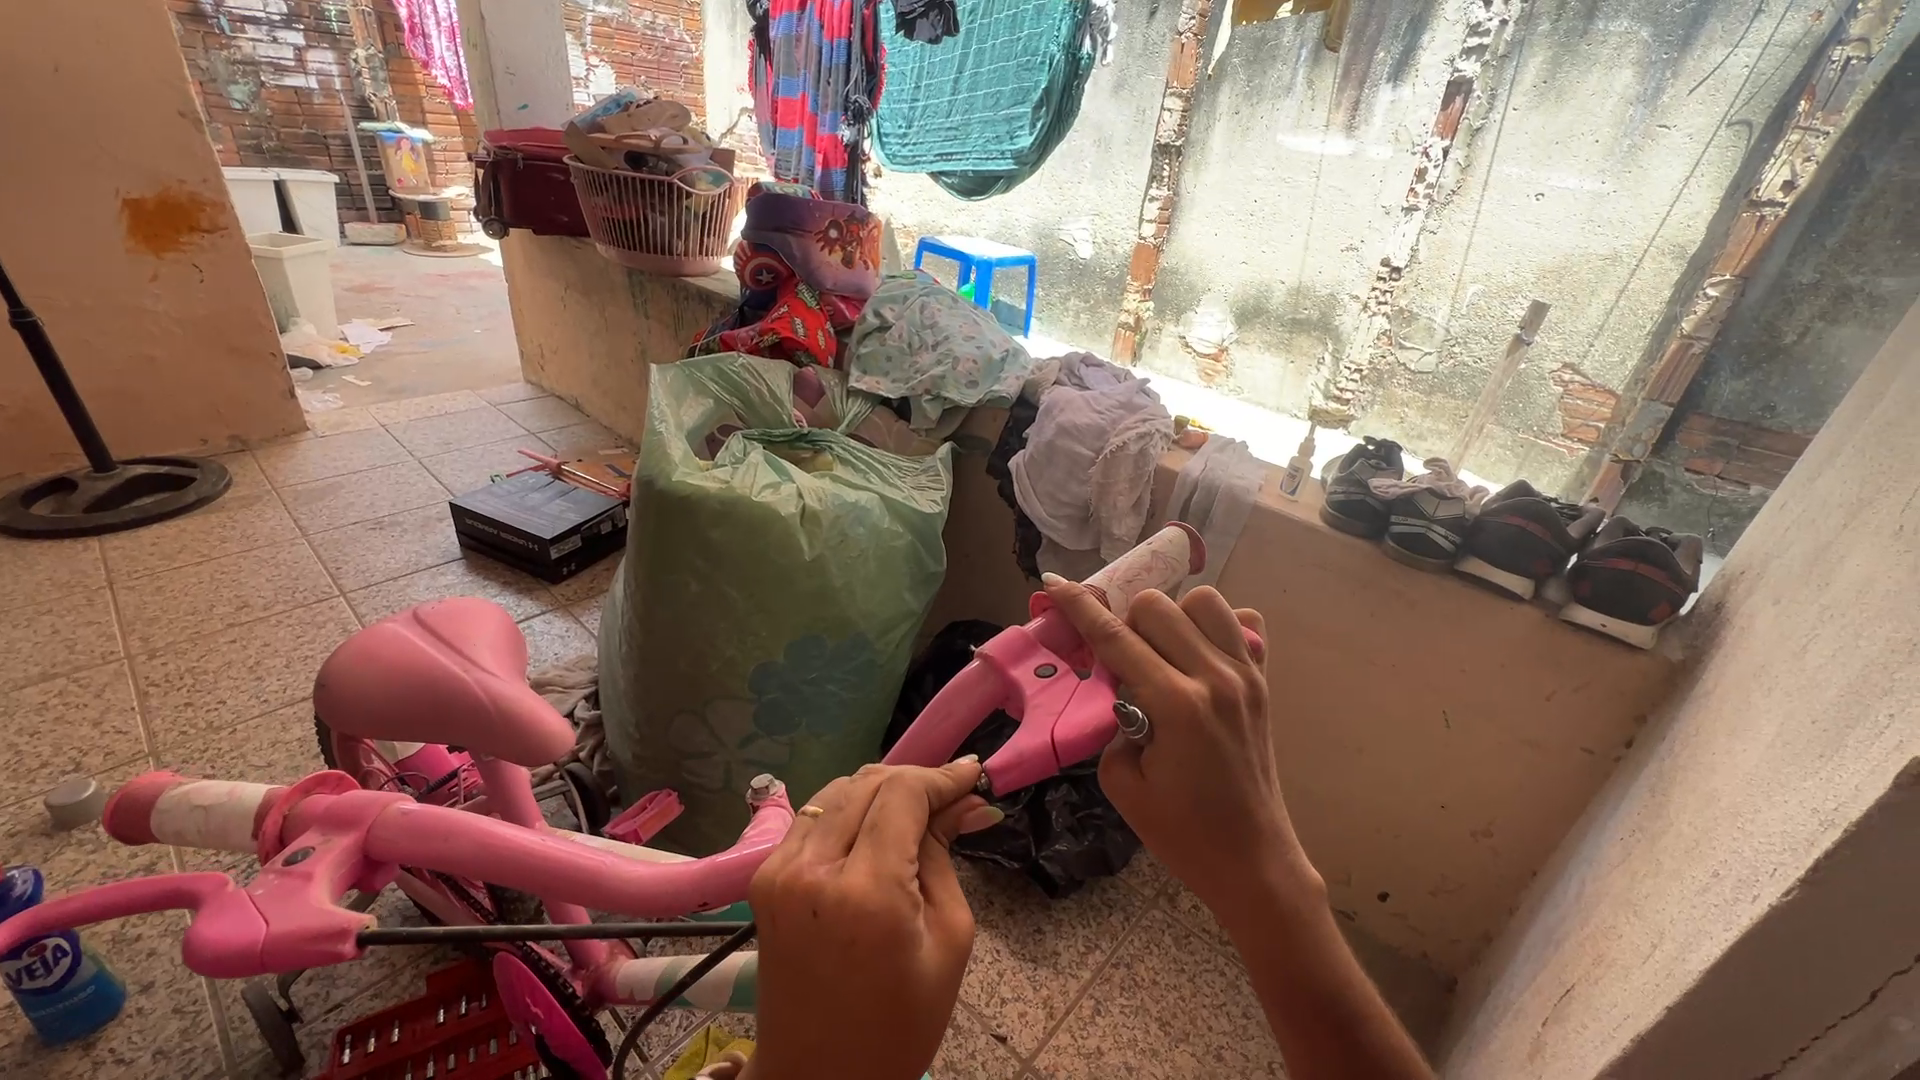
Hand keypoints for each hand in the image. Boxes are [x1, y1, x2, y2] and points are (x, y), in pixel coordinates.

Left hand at [742, 761, 1000, 1079]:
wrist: (816, 1077)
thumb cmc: (899, 1023)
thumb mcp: (948, 939)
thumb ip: (946, 856)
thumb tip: (968, 801)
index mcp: (867, 892)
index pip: (902, 793)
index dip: (941, 776)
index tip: (972, 773)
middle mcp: (813, 869)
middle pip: (869, 782)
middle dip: (915, 779)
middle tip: (951, 794)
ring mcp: (779, 870)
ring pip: (837, 791)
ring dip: (880, 790)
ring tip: (916, 810)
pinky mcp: (763, 876)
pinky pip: (813, 817)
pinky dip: (848, 809)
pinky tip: (874, 828)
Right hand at [1042, 575, 1319, 917]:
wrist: (1252, 860)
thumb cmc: (1181, 833)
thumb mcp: (1121, 782)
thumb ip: (1111, 721)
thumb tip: (1120, 686)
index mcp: (1176, 705)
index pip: (1116, 638)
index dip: (1080, 608)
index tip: (1055, 585)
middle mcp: (1214, 677)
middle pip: (1157, 605)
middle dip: (1125, 620)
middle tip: (1119, 657)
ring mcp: (1246, 675)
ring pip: (1203, 601)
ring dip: (1172, 616)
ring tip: (1160, 652)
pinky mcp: (1263, 682)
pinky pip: (1243, 623)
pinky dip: (1215, 625)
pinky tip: (1197, 654)